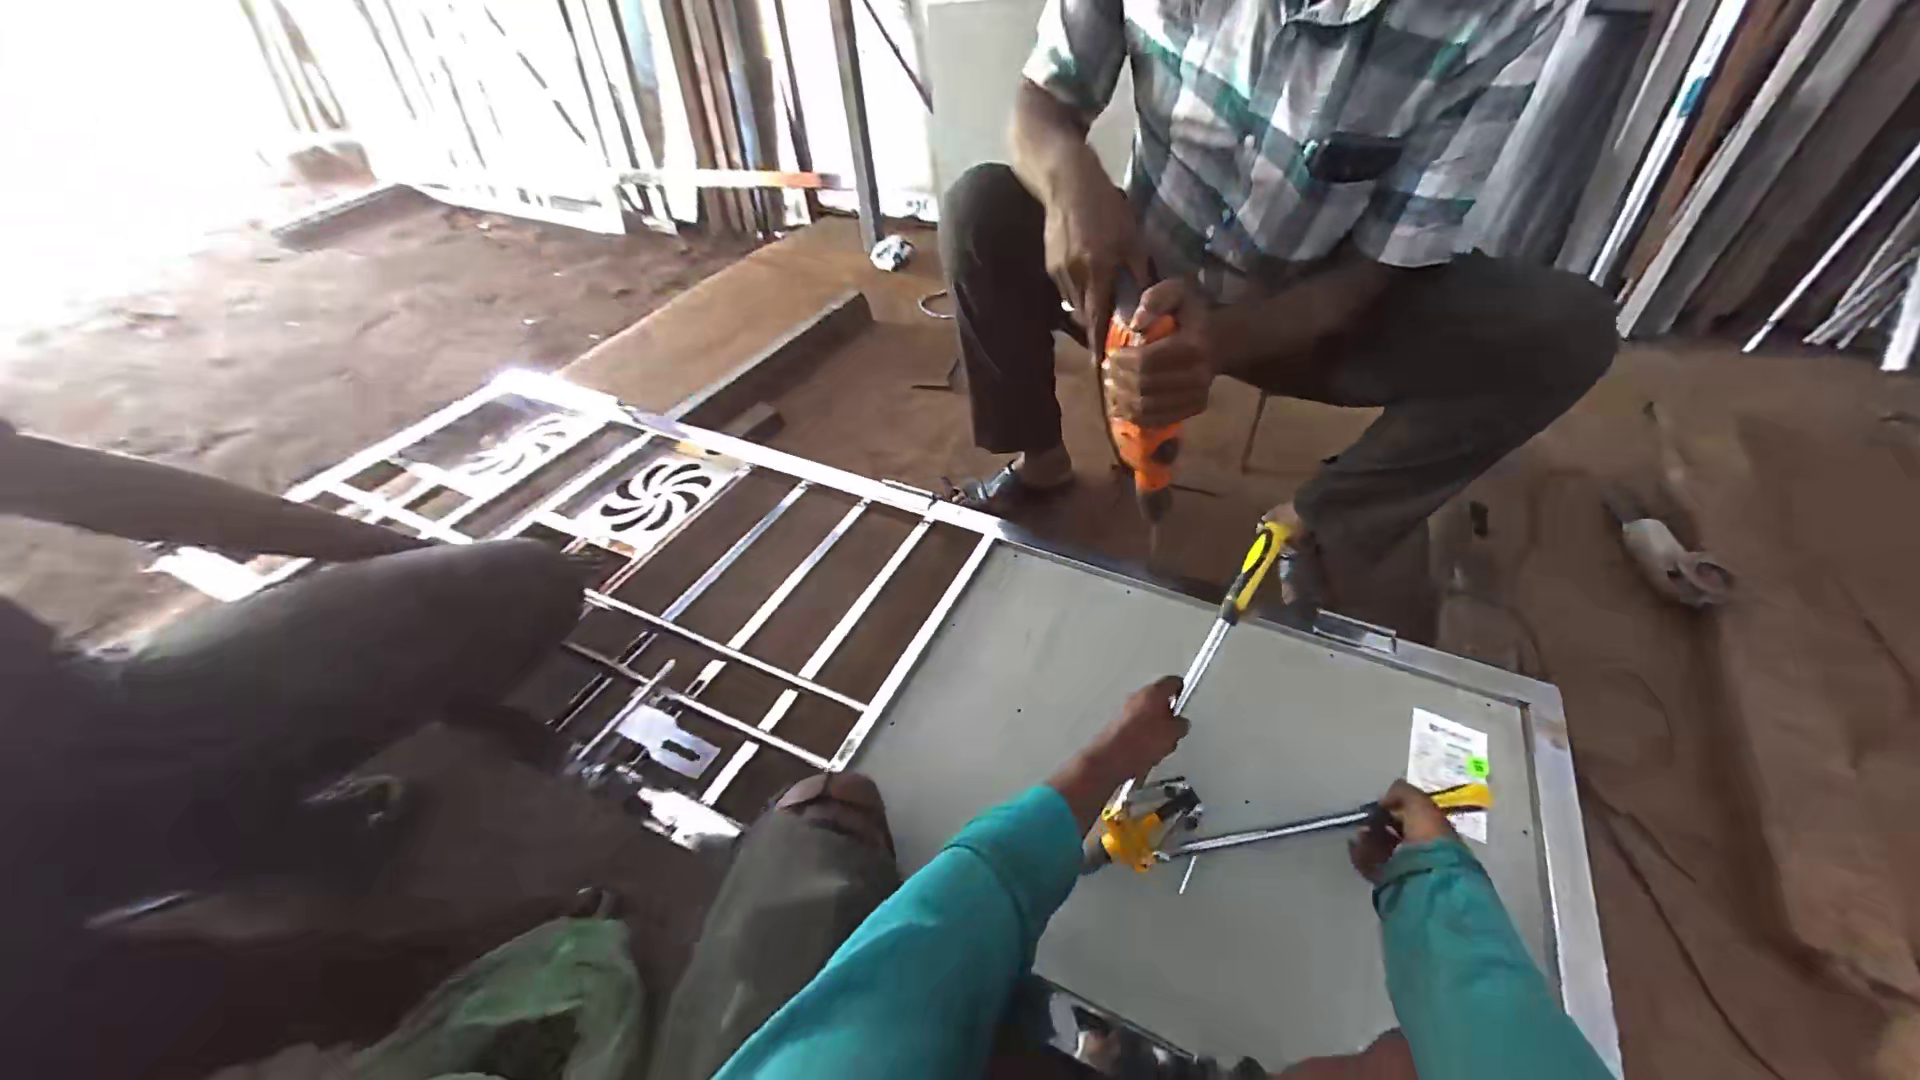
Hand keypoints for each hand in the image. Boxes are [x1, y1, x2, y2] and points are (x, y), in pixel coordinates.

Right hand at [1041, 151, 1150, 356]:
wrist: (1065, 181)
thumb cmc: (1106, 205)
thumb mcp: (1131, 236)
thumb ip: (1137, 271)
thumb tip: (1144, 301)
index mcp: (1098, 270)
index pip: (1097, 319)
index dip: (1098, 344)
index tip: (1100, 365)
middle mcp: (1075, 277)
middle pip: (1085, 315)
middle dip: (1096, 324)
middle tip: (1110, 330)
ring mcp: (1059, 272)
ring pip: (1074, 303)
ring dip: (1088, 306)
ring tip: (1100, 296)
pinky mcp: (1049, 265)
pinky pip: (1065, 289)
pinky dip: (1078, 290)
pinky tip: (1087, 275)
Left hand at [1048, 676, 1190, 832]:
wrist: (1114, 756)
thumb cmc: (1140, 741)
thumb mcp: (1174, 733)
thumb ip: (1181, 724)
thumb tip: (1181, 724)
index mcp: (1153, 692)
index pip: (1172, 682)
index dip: (1181, 688)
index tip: (1185, 693)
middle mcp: (1136, 696)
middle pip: (1157, 697)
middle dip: (1167, 711)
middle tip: (1175, 724)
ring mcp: (1125, 709)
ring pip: (1146, 712)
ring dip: (1154, 723)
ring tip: (1160, 742)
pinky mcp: (1118, 723)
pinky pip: (1136, 724)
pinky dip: (1143, 733)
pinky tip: (1148, 749)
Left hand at [1103, 278, 1221, 427]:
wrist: (1217, 340)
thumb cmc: (1190, 314)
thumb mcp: (1176, 292)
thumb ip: (1155, 299)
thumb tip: (1135, 325)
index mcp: (1193, 345)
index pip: (1147, 362)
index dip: (1123, 362)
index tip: (1111, 357)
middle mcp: (1198, 374)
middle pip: (1145, 386)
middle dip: (1120, 381)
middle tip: (1107, 373)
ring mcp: (1197, 395)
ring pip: (1149, 407)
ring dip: (1123, 400)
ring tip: (1112, 389)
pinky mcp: (1193, 410)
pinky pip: (1158, 420)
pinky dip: (1135, 416)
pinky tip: (1123, 406)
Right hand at [1349, 779, 1454, 882]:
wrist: (1425, 879)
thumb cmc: (1427, 839)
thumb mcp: (1421, 805)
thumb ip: (1404, 792)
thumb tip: (1386, 796)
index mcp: (1435, 834)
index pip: (1412, 816)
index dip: (1396, 807)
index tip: (1381, 803)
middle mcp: (1422, 850)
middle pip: (1394, 831)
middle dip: (1378, 821)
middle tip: (1367, 817)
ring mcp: (1405, 867)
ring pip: (1380, 845)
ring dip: (1367, 836)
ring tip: (1360, 832)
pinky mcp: (1388, 881)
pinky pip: (1368, 861)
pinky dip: (1359, 851)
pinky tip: (1354, 843)